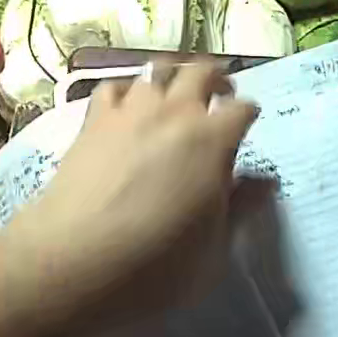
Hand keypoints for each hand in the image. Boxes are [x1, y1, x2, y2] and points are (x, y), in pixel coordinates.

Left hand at [0, 61, 261, 334]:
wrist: (73, 261)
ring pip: (155, 70)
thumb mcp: (214, 250)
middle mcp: (172, 113)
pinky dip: (126, 89)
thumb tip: (264, 181)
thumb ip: (240, 208)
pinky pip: (111, 87)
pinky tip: (126, 105)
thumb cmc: (154, 266)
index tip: (247, 122)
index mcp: (212, 141)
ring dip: (172, 76)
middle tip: (219, 92)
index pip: (241, 109)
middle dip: (215, 78)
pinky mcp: (90, 123)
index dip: (247, 114)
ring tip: (174, 92)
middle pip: (200, 72)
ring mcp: (128, 113)